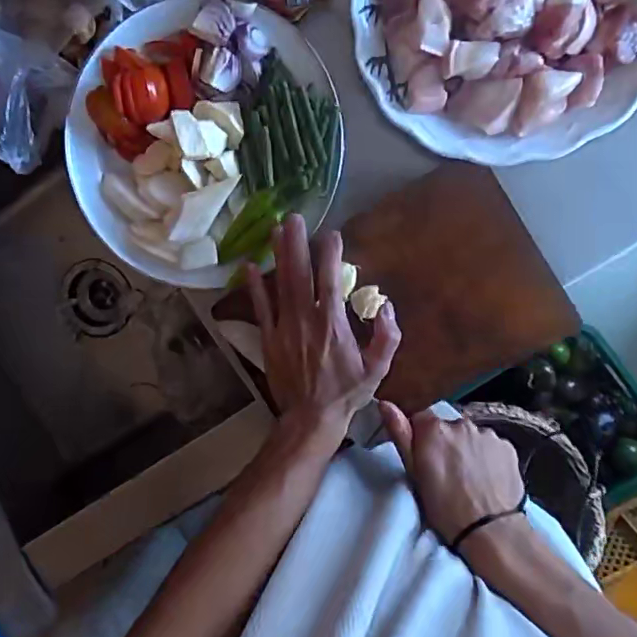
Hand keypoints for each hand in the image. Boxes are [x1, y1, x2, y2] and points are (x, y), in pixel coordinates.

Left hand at [248, 214, 399, 444]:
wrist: (310, 418)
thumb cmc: (346, 392)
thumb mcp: (378, 368)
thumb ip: (387, 335)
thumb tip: (386, 305)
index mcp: (333, 322)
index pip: (331, 279)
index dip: (331, 254)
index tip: (332, 234)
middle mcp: (306, 318)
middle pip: (300, 274)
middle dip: (297, 244)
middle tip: (294, 218)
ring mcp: (284, 327)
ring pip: (280, 284)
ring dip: (278, 256)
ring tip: (275, 230)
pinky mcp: (269, 338)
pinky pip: (261, 308)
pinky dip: (254, 287)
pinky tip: (249, 267)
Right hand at [380, 403, 525, 546]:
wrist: (490, 531)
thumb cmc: (444, 507)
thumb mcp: (414, 474)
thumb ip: (400, 434)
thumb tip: (385, 404)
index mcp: (434, 429)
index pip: (421, 419)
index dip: (421, 439)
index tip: (425, 460)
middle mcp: (461, 423)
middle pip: (447, 427)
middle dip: (445, 443)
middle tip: (447, 473)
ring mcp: (486, 434)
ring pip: (471, 436)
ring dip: (467, 449)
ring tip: (469, 478)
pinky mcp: (507, 446)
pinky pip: (491, 445)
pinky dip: (488, 457)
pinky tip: (487, 478)